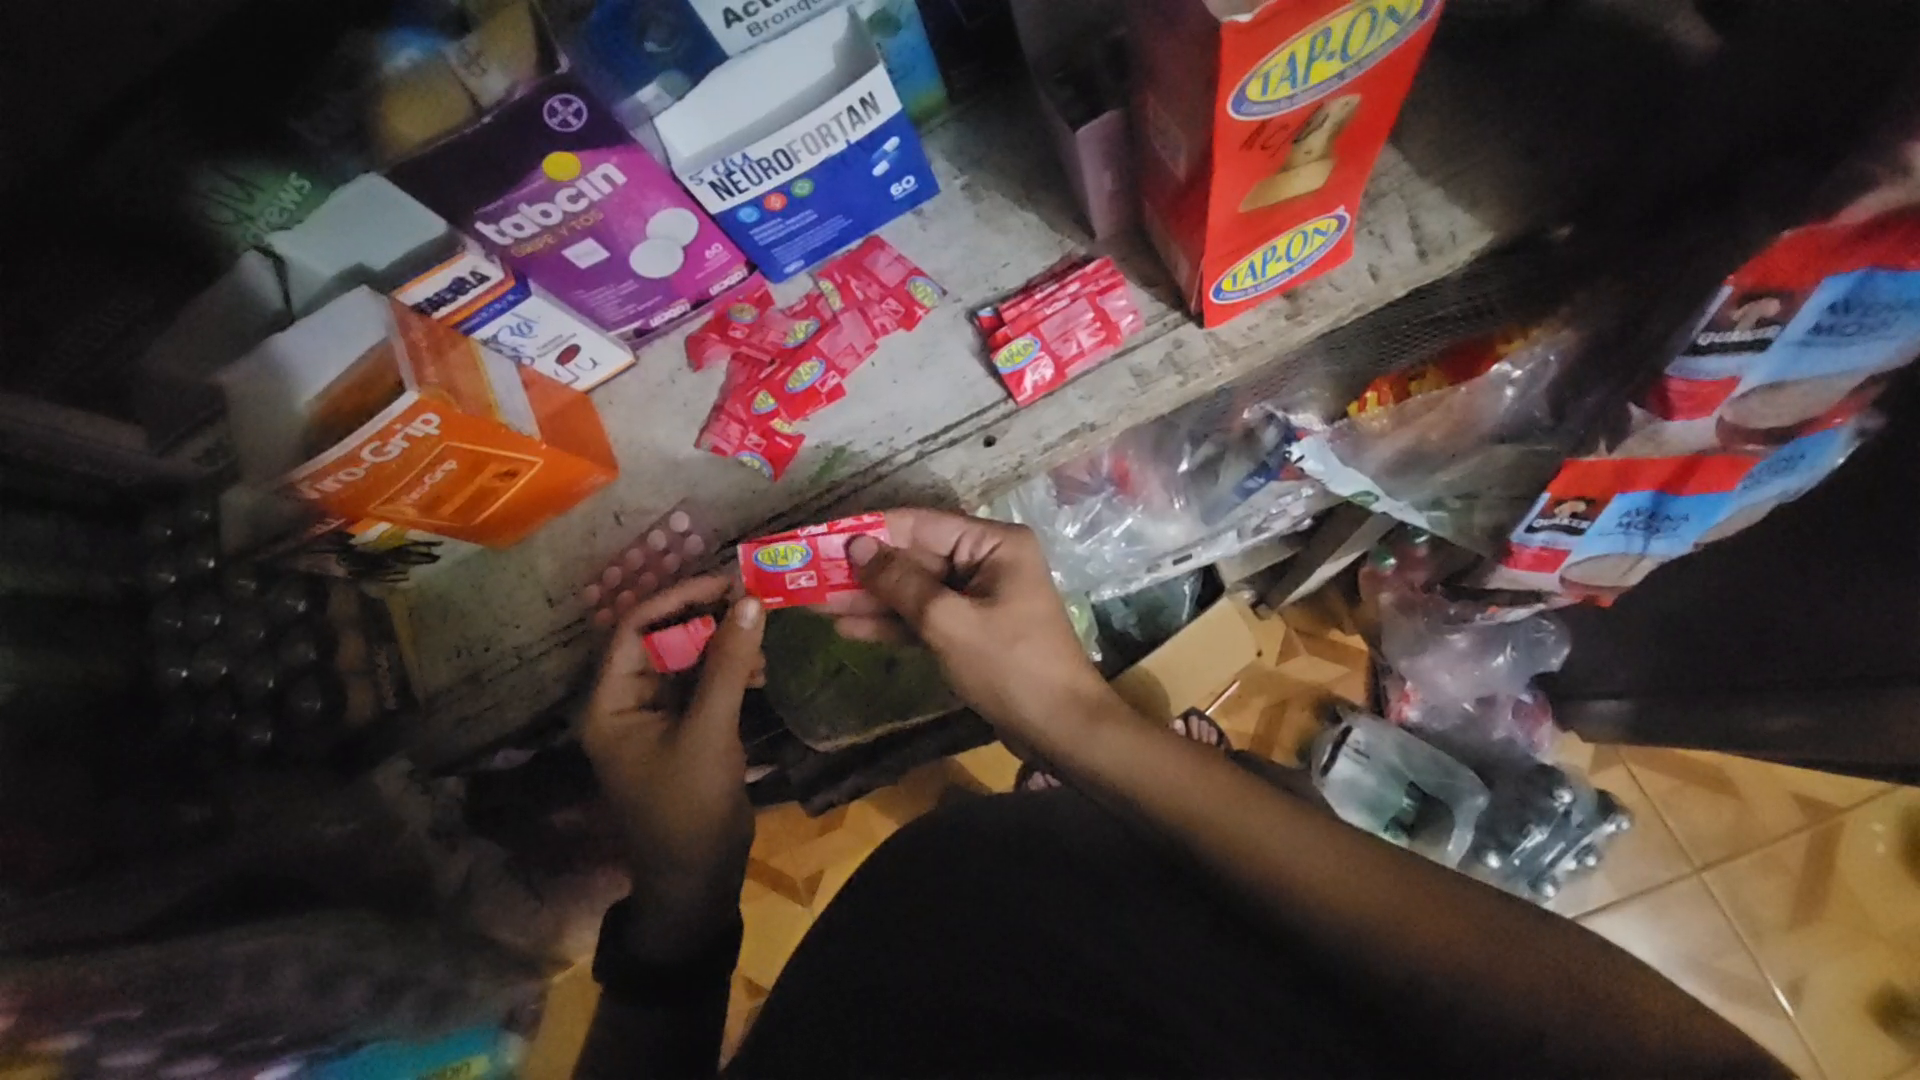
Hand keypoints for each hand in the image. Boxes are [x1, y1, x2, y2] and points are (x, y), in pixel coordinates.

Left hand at [580, 576, 764, 962]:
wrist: (699, 877)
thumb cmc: (689, 806)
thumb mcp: (709, 730)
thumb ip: (729, 664)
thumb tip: (751, 600)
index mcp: (611, 702)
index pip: (636, 629)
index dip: (679, 599)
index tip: (726, 583)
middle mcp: (628, 703)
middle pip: (664, 640)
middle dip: (707, 620)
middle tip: (752, 604)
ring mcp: (659, 717)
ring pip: (689, 660)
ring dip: (724, 646)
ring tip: (762, 644)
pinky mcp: (687, 730)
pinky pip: (706, 684)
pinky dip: (732, 672)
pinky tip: (761, 671)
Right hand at [821, 509, 1118, 750]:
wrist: (1060, 730)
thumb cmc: (1010, 667)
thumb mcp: (950, 622)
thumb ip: (901, 583)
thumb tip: (856, 546)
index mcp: (994, 544)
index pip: (921, 525)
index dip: (869, 531)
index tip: (822, 538)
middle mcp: (987, 562)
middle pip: (915, 557)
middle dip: (864, 570)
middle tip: (809, 575)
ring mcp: (978, 597)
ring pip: (915, 590)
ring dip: (870, 599)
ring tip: (815, 603)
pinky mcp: (971, 630)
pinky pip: (925, 618)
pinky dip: (892, 624)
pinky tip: (849, 628)